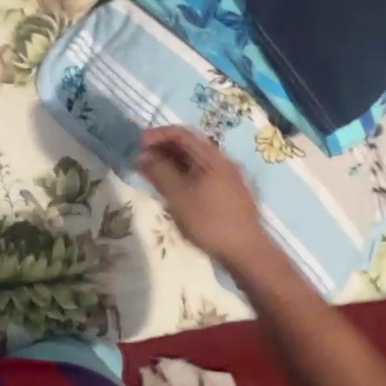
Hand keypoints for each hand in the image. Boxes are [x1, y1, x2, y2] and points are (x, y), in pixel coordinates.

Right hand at [136, 126, 279, 272]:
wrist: (246, 251)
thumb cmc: (209, 221)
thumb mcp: (178, 196)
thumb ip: (159, 172)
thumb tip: (143, 156)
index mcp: (212, 157)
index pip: (182, 134)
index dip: (158, 135)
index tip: (139, 145)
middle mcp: (222, 161)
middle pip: (189, 145)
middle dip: (163, 148)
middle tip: (143, 160)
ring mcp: (228, 177)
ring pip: (195, 161)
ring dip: (172, 162)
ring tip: (153, 174)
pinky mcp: (229, 192)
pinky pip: (202, 173)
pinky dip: (184, 174)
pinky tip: (174, 188)